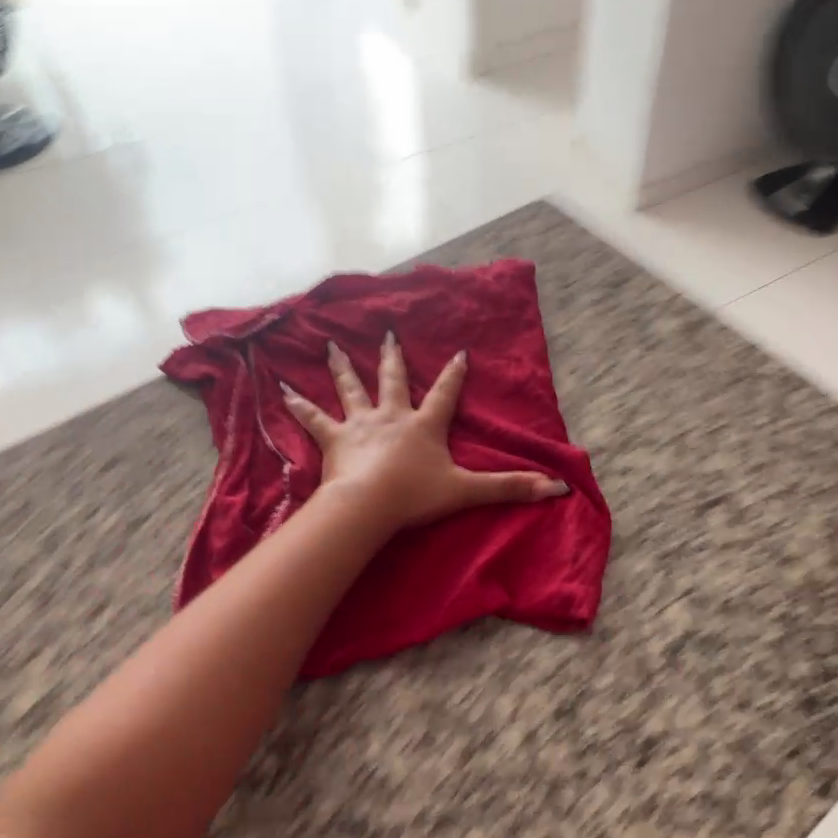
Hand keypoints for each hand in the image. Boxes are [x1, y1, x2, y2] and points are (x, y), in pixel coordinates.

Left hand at [281, 334, 567, 530]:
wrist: (369, 504)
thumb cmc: (416, 496)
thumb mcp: (468, 491)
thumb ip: (510, 488)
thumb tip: (557, 488)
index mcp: (424, 425)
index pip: (445, 394)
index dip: (455, 374)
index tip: (460, 352)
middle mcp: (391, 416)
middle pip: (392, 380)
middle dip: (391, 357)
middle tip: (385, 333)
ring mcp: (359, 424)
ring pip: (350, 389)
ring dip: (341, 367)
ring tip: (329, 345)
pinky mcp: (332, 439)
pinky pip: (312, 418)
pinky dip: (297, 403)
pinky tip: (280, 388)